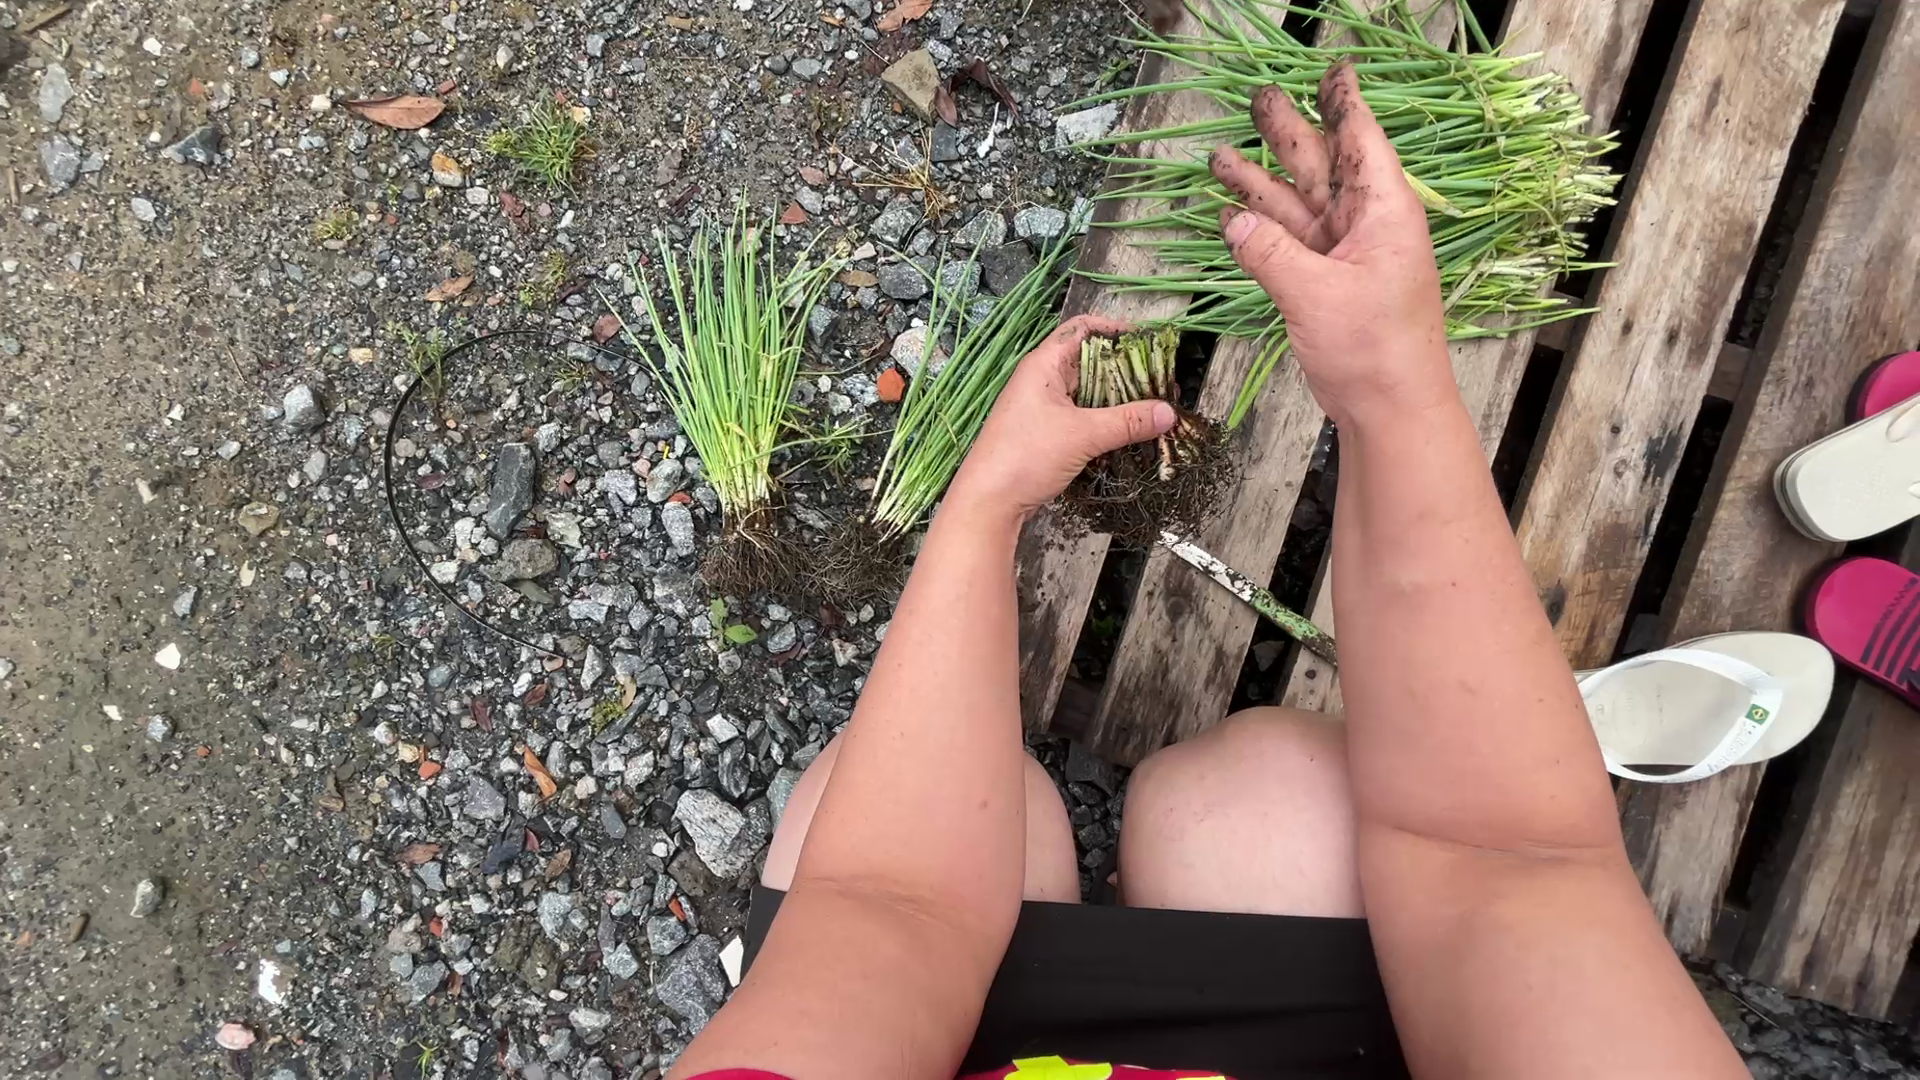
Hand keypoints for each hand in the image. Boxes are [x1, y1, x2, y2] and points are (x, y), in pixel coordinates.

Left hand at [945, 314, 1176, 521]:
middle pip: (1090, 361)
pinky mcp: (1044, 434)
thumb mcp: (1083, 435)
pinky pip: (1080, 417)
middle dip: (1125, 370)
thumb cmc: (1026, 456)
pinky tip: (1126, 433)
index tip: (1149, 343)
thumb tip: (1169, 412)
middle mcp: (1041, 380)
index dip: (1116, 329)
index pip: (1083, 329)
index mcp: (1044, 365)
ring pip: (1087, 392)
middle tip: (1160, 383)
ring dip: (1117, 399)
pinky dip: (1103, 421)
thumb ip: (1128, 421)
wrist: (988, 502)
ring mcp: (1041, 408)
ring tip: (1150, 408)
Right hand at [1209, 63, 1452, 427]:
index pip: (1361, 142)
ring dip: (1258, 186)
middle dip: (1287, 134)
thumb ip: (1271, 254)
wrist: (1385, 403)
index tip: (1331, 68)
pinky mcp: (1319, 285)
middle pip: (1319, 168)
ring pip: (1293, 209)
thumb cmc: (1371, 346)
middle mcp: (1361, 226)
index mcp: (1381, 213)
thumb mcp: (1317, 294)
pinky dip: (1258, 234)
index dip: (1343, 102)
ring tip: (1220, 159)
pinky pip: (1284, 248)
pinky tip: (1230, 217)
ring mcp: (1339, 257)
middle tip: (1257, 101)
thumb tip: (1232, 223)